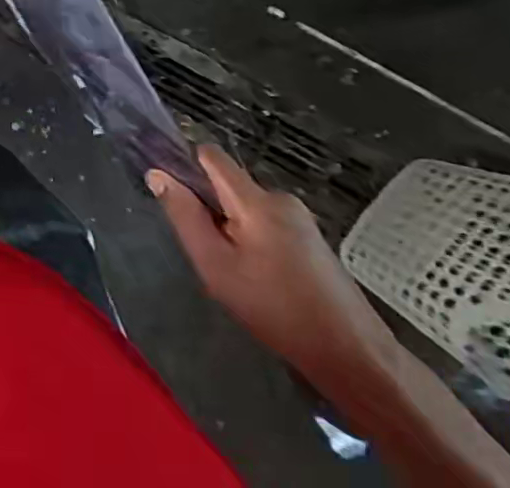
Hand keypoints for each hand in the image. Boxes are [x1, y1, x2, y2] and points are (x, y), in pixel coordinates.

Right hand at [150, 145, 396, 379]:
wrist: (352, 353)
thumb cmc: (274, 307)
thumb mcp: (214, 263)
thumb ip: (184, 215)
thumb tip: (157, 175)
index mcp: (256, 200)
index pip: (211, 156)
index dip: (185, 166)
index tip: (173, 196)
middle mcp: (281, 199)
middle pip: (227, 185)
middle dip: (208, 209)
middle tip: (208, 251)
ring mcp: (300, 219)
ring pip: (244, 208)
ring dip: (229, 228)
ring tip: (234, 270)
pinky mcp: (311, 238)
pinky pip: (264, 223)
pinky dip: (251, 240)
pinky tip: (258, 277)